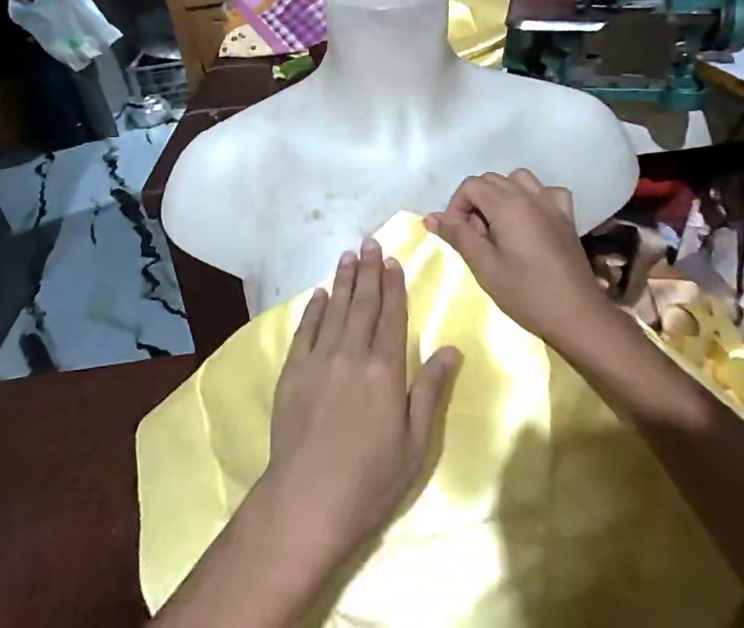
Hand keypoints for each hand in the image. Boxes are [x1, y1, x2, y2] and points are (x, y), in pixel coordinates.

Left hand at [264, 239, 458, 561]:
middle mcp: (351, 355)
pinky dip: (313, 310)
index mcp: (385, 369)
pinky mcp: (291, 375)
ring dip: (342, 281)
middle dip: (368, 271)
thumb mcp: (416, 441)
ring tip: (348, 255)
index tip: (393, 260)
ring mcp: (318, 362)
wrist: (307, 502)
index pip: (392, 315)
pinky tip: (319, 295)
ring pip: (334, 310)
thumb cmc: (371, 478)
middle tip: (370, 242)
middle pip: (362, 304)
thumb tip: (451, 347)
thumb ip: (431, 390)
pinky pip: (304, 332)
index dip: (394, 285)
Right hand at [424, 170, 618, 351]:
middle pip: (492, 180)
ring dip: (502, 196)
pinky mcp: (567, 217)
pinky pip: (546, 192)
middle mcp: (530, 195)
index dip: (456, 206)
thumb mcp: (484, 267)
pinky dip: (533, 199)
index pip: (471, 185)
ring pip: (519, 180)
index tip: (456, 235)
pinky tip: (530, 222)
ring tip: (499, 228)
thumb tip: (432, 217)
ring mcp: (552, 203)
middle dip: (476, 202)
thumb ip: (458, 236)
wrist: (577, 314)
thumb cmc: (526, 293)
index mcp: (508, 205)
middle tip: (476, 239)